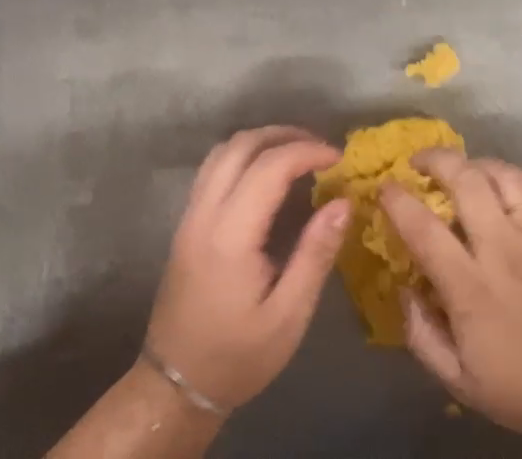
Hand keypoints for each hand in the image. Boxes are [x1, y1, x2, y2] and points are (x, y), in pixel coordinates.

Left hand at [145, 126, 351, 412]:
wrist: (177, 386)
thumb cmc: (239, 356)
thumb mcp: (289, 315)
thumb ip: (316, 253)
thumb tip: (344, 201)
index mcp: (230, 236)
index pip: (270, 166)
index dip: (308, 152)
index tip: (340, 159)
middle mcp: (203, 216)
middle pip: (239, 146)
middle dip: (283, 135)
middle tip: (321, 148)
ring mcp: (189, 219)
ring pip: (221, 153)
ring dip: (261, 143)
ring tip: (299, 155)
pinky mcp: (185, 227)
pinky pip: (213, 171)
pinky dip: (244, 158)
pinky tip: (269, 177)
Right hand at [379, 149, 521, 445]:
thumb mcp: (459, 381)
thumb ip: (422, 335)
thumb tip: (404, 290)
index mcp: (470, 288)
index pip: (424, 230)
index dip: (398, 201)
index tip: (384, 188)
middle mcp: (502, 249)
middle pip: (467, 180)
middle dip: (437, 159)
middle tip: (419, 162)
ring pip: (506, 174)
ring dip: (478, 162)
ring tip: (463, 170)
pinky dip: (520, 180)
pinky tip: (509, 192)